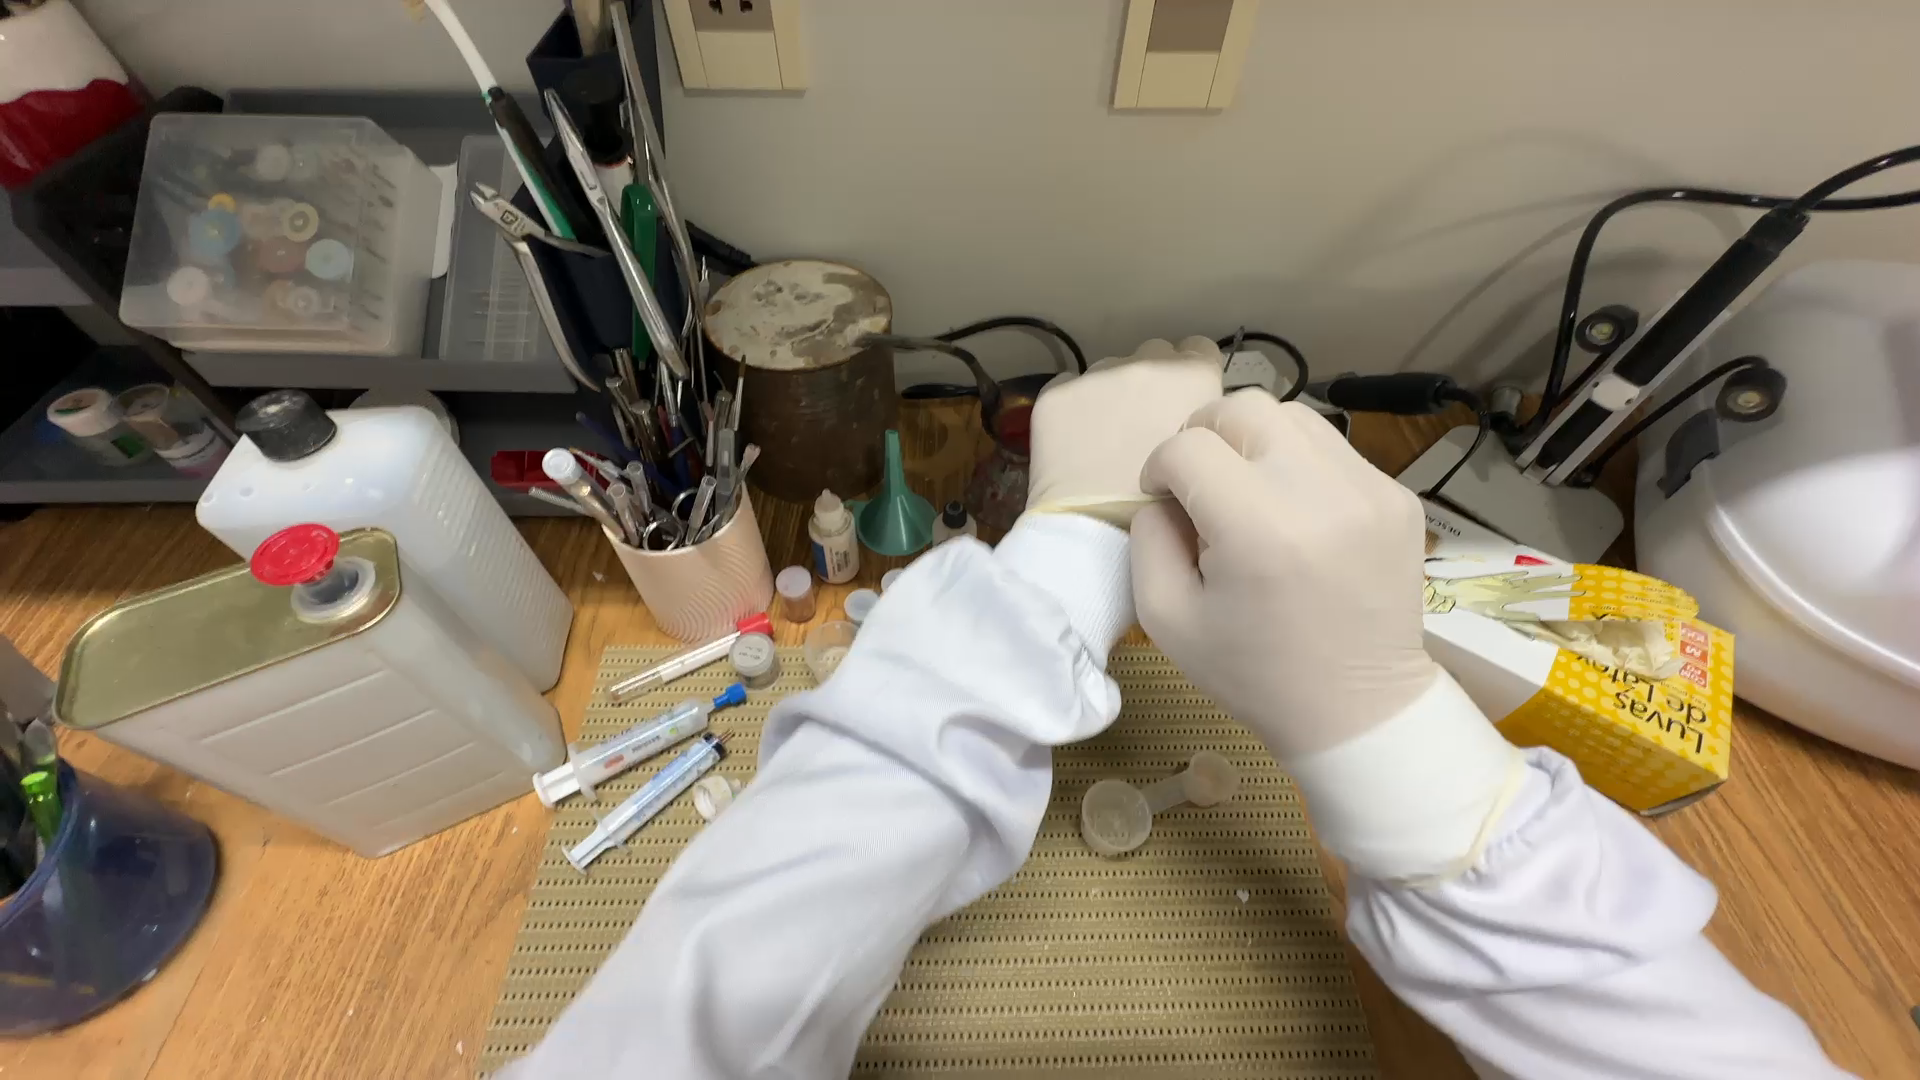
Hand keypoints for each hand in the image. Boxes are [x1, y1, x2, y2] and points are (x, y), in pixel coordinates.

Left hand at [1025, 337, 1223, 526]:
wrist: (1100, 532)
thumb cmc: (1170, 509)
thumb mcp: (1212, 457)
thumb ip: (1205, 419)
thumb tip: (1192, 413)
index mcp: (1192, 375)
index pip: (1198, 350)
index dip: (1190, 378)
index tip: (1181, 405)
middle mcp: (1145, 363)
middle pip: (1152, 356)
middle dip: (1150, 383)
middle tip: (1143, 427)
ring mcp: (1095, 376)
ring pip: (1107, 373)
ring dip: (1110, 396)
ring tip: (1104, 441)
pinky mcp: (1055, 395)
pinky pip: (1066, 390)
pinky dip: (1071, 410)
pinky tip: (1074, 443)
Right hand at [1131, 391, 1440, 760]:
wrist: (1356, 711)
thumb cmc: (1251, 672)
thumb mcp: (1165, 617)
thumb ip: (1148, 539)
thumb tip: (1165, 495)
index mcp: (1258, 530)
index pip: (1188, 447)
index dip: (1158, 467)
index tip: (1160, 499)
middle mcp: (1321, 492)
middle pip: (1241, 408)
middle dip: (1201, 436)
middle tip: (1196, 483)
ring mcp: (1370, 488)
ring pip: (1289, 414)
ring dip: (1248, 441)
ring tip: (1242, 490)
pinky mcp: (1396, 496)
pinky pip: (1328, 448)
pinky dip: (1293, 463)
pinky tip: (1289, 511)